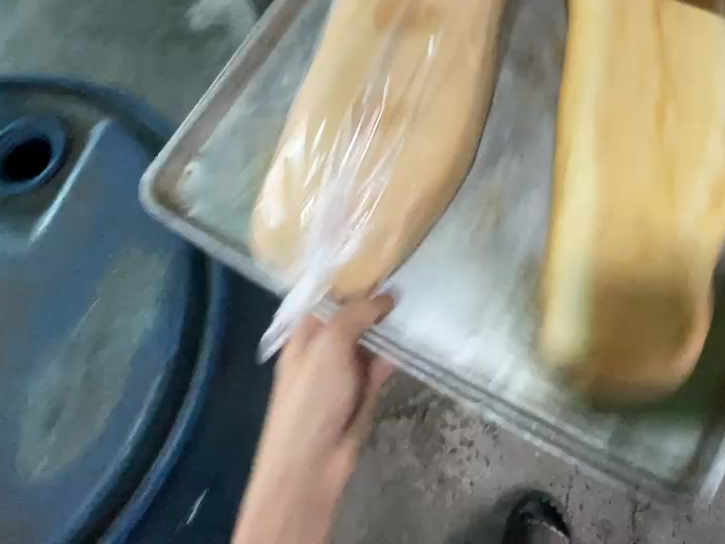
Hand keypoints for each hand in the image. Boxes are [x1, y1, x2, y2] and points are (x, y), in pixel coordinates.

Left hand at [235, 295, 396, 543]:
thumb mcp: (329, 344)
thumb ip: (357, 313)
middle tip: (410, 273)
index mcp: (306, 332)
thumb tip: (387, 296)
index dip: (354, 278)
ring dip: (390, 326)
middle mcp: (324, 347)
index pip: (330, 295)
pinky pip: (382, 364)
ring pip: (371, 339)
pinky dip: (396, 352)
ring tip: (419, 298)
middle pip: (353, 316)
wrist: (309, 466)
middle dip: (377, 300)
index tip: (384, 257)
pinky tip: (415, 336)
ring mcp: (344, 370)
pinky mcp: (363, 392)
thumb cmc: (311, 397)